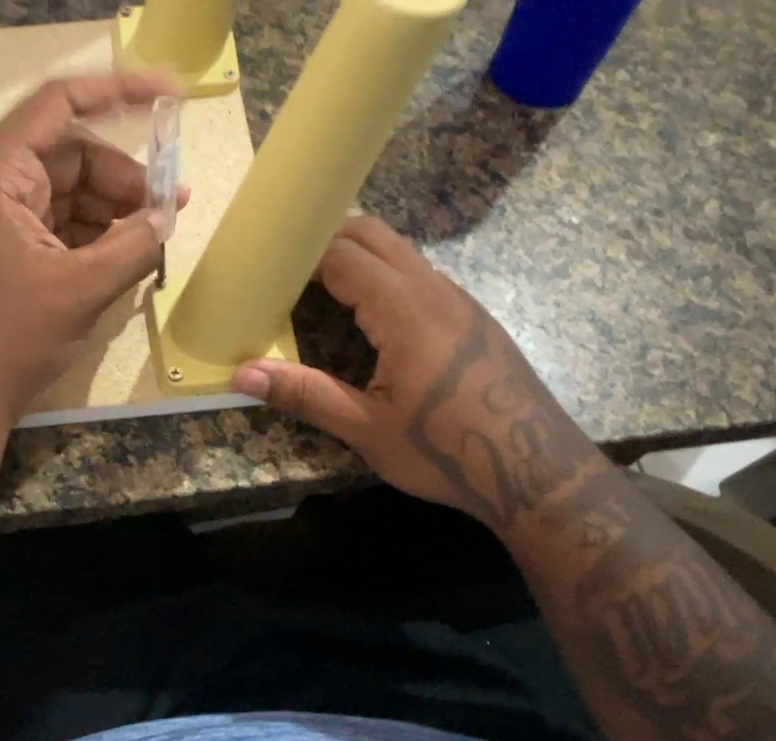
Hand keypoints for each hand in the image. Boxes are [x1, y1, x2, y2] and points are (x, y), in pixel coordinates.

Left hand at [0, 73, 184, 427]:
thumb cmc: (7, 337)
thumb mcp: (79, 290)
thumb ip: (131, 246)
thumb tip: (166, 218)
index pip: (61, 107)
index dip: (118, 93)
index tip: (170, 97)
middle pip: (73, 156)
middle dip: (125, 179)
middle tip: (170, 209)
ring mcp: (3, 223)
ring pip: (72, 197)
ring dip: (115, 212)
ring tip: (155, 239)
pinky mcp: (12, 257)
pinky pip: (63, 231)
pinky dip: (97, 240)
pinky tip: (128, 258)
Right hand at [230, 216, 606, 533]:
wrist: (533, 468)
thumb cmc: (444, 450)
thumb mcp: (366, 428)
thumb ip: (304, 393)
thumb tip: (243, 374)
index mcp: (404, 309)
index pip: (343, 255)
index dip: (300, 254)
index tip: (265, 267)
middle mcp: (434, 289)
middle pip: (374, 236)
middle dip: (326, 241)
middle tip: (286, 271)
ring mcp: (460, 301)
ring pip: (401, 254)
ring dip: (358, 258)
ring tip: (318, 291)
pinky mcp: (473, 319)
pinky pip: (421, 277)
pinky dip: (385, 279)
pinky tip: (370, 321)